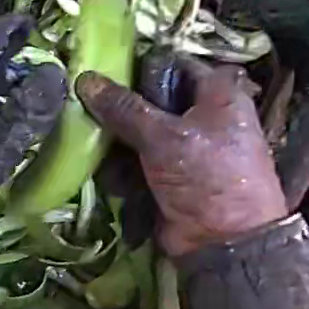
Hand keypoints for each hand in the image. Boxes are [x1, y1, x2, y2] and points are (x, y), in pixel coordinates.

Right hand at [77, 56, 286, 257]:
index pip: (174, 65)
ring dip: (117, 145)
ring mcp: (184, 149)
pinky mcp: (167, 177)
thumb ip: (124, 109)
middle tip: (91, 113)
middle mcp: (202, 118)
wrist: (223, 242)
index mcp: (217, 96)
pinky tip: (113, 178)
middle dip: (120, 112)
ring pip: (138, 134)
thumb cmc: (207, 177)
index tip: (104, 74)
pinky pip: (136, 162)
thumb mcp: (164, 137)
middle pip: (150, 102)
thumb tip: (86, 79)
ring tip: (99, 151)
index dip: (141, 68)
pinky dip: (122, 169)